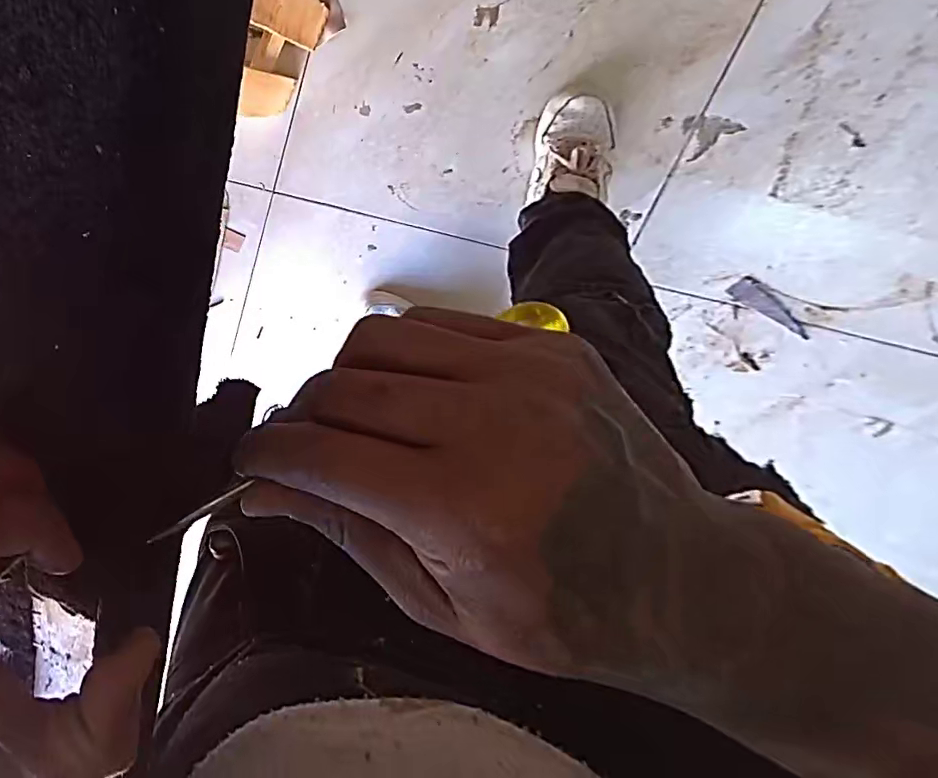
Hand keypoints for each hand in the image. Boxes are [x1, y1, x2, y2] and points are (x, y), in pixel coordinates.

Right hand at [234, 308, 734, 688]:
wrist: (689, 580)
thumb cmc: (566, 615)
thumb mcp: (440, 602)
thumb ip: (344, 530)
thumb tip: (264, 489)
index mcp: (467, 510)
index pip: (323, 457)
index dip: (267, 455)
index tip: (249, 460)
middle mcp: (494, 426)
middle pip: (341, 389)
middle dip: (300, 418)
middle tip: (301, 444)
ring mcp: (524, 373)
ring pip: (376, 339)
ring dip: (343, 376)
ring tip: (356, 415)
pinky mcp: (543, 344)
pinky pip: (431, 322)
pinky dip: (396, 351)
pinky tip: (406, 387)